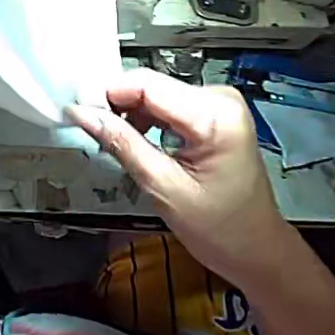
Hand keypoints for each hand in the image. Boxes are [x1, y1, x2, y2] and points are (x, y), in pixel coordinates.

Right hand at [70, 69, 295, 290]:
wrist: (257, 249)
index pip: (147, 85)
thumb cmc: (220, 228)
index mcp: (216, 116)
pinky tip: (136, 140)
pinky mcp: (212, 112)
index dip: (107, 93)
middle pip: (151, 85)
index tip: (77, 110)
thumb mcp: (163, 187)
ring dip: (129, 112)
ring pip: (155, 93)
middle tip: (91, 129)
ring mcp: (218, 103)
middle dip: (117, 104)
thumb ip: (122, 144)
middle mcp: (220, 99)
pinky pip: (167, 103)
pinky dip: (145, 118)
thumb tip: (83, 114)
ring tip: (114, 141)